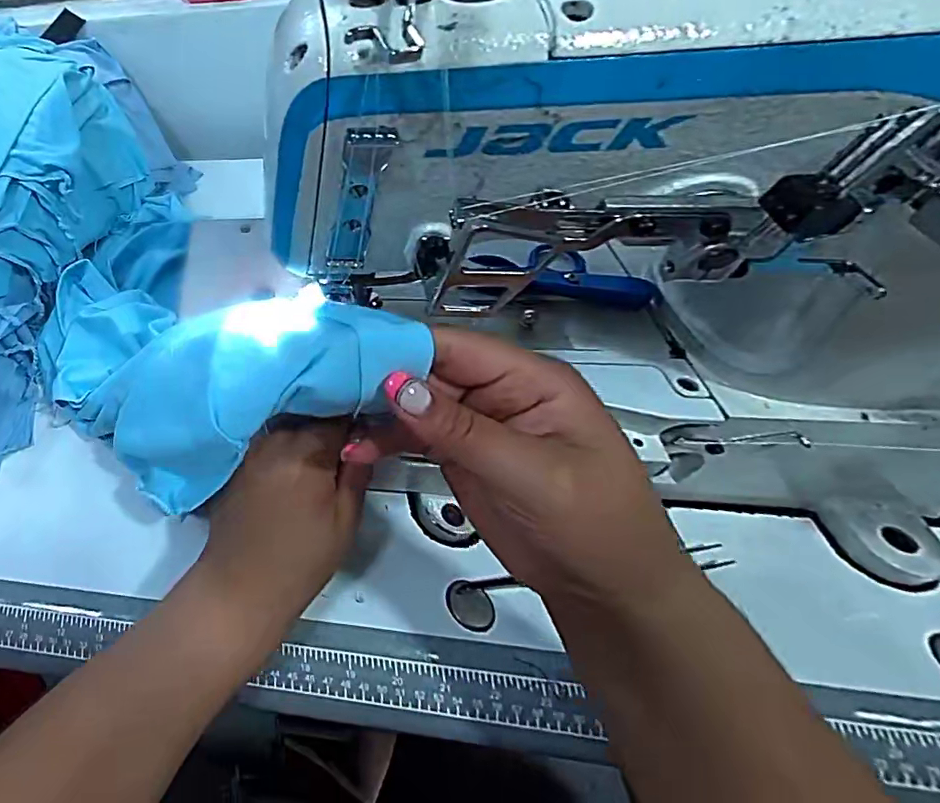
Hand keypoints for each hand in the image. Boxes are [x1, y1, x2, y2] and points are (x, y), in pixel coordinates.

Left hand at [191, 420, 371, 625]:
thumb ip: (357, 475)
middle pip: (312, 418)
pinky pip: (270, 441)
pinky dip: (285, 447)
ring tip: (321, 463)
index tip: (367, 439)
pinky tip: (293, 471)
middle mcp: (276, 441)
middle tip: (347, 454)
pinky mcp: (240, 460)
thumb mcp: (344, 521)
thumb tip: (366, 444)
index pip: (339, 418)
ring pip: (290, 427)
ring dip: (306, 436)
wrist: (240, 584)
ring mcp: (254, 448)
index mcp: (306, 452)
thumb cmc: (299, 560)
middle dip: (331, 429)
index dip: (357, 426)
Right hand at [359, 329, 696, 614]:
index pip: (455, 346)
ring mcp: (477, 424)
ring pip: (415, 400)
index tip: (354, 352)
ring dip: (377, 409)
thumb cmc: (598, 527)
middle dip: (380, 376)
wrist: (608, 593)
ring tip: (339, 417)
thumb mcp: (532, 474)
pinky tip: (360, 445)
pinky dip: (386, 438)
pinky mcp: (460, 453)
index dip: (403, 346)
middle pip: (427, 369)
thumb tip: (400, 386)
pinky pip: (415, 433)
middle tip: (331, 384)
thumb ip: (463, 429)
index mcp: (529, 380)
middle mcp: (498, 393)